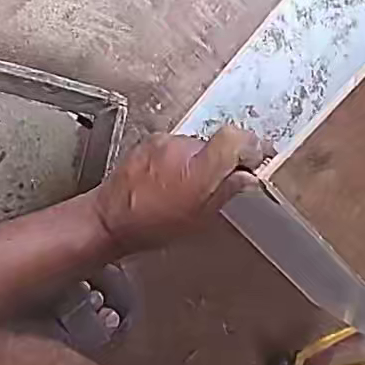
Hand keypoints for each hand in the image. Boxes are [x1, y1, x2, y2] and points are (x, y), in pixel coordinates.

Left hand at [91, 124, 264, 254]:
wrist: (108, 219)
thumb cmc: (150, 226)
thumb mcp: (198, 219)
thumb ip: (226, 192)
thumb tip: (247, 177)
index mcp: (197, 171)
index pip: (235, 138)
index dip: (251, 146)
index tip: (256, 157)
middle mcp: (180, 149)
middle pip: (216, 143)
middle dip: (221, 161)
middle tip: (217, 184)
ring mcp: (163, 142)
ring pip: (195, 145)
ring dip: (197, 161)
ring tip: (185, 187)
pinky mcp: (150, 141)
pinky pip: (175, 146)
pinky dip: (178, 159)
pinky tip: (169, 180)